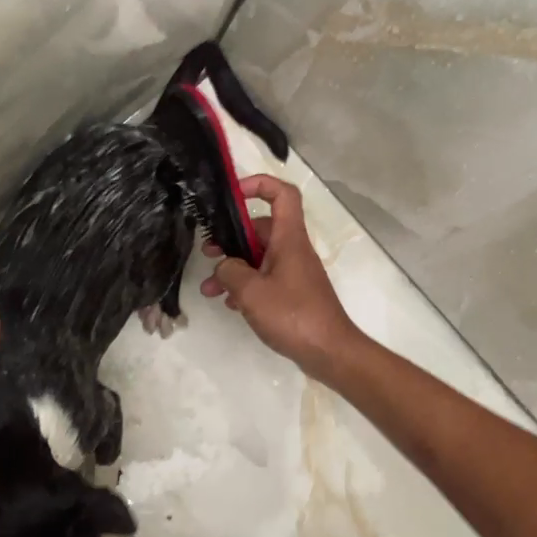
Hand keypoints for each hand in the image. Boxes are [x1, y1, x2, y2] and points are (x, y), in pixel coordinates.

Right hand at [201, 175, 363, 380]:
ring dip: (233, 269)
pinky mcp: (292, 294)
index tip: (233, 194)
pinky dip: (245, 287)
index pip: (282, 194)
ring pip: (258, 258)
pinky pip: (264, 280)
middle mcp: (293, 250)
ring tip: (209, 289)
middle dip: (231, 238)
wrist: (328, 351)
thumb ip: (230, 272)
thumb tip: (223, 266)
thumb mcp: (251, 292)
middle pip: (261, 229)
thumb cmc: (292, 315)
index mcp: (289, 239)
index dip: (259, 185)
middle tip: (207, 252)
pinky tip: (229, 304)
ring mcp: (293, 273)